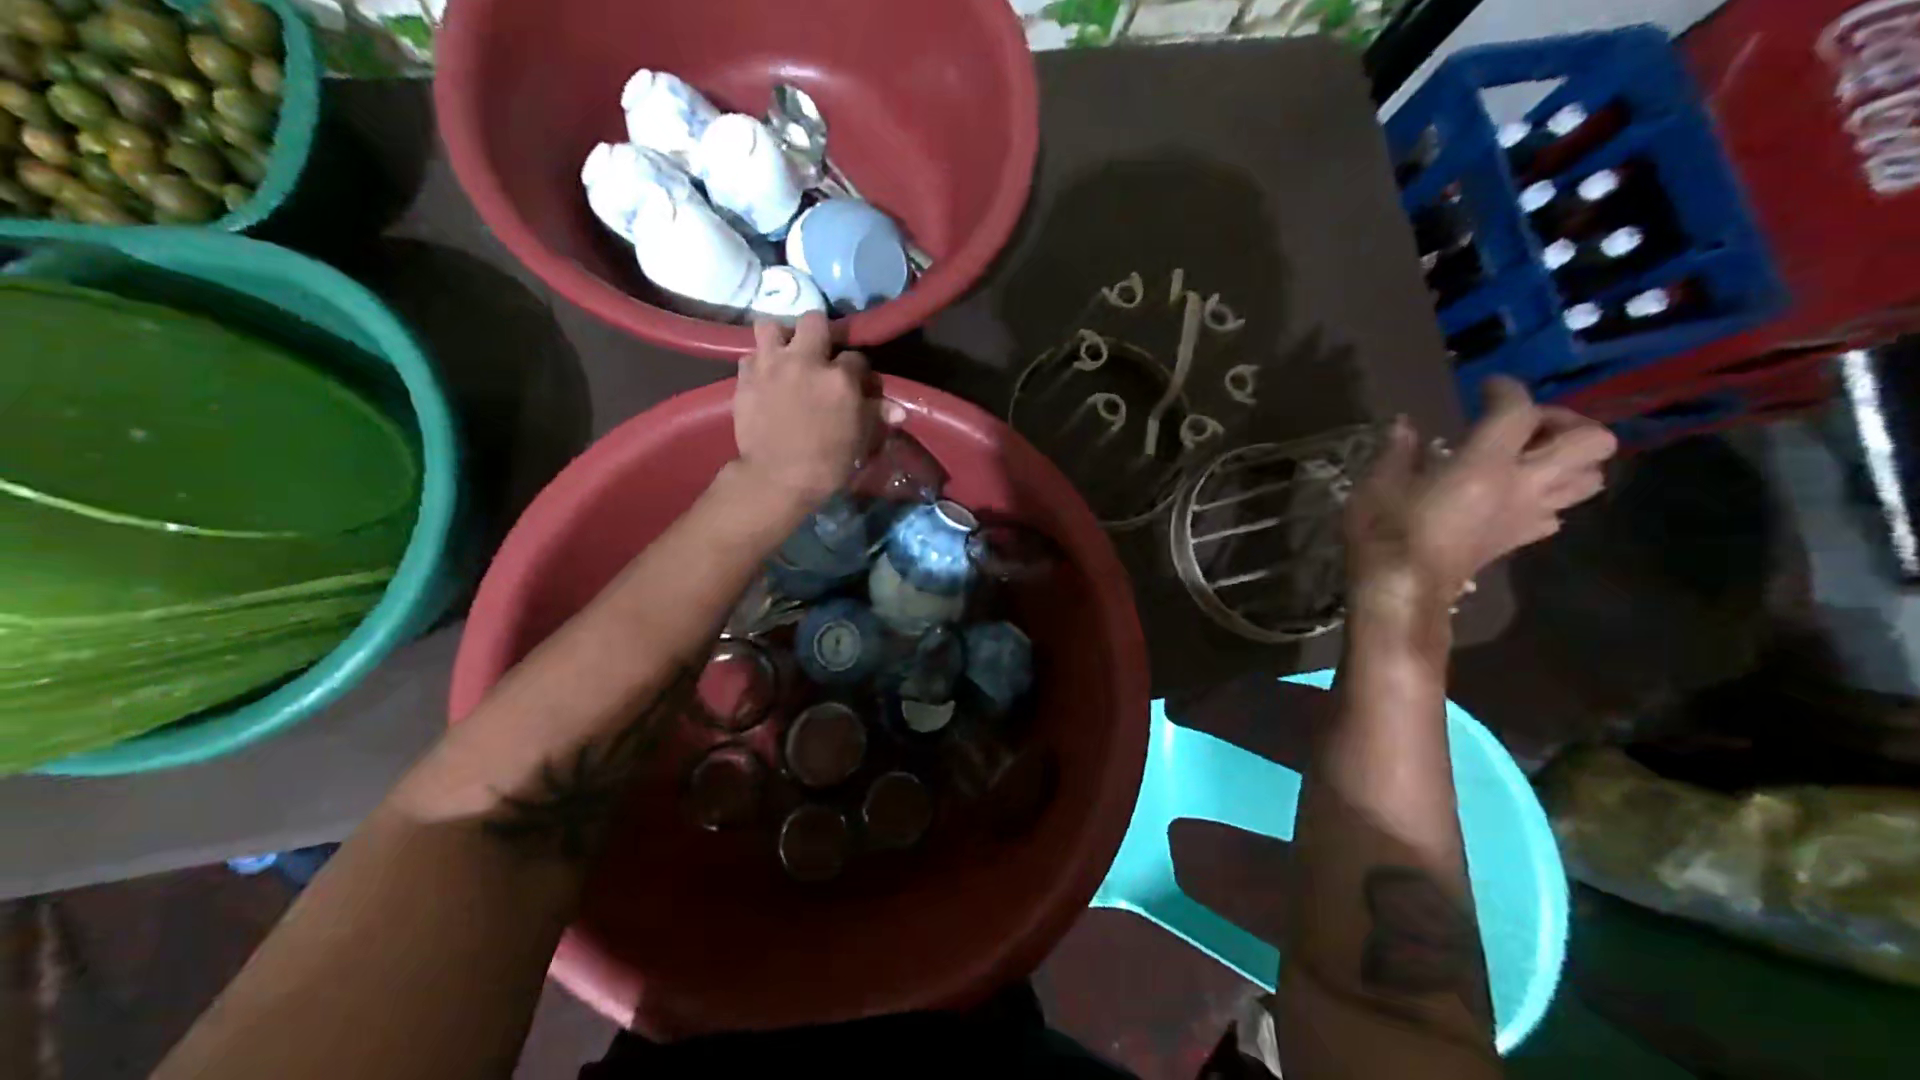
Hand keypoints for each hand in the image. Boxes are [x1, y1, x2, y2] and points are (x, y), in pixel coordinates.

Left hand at [734, 314, 884, 509]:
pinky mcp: (745, 379)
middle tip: (818, 353)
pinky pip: (749, 357)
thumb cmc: (826, 463)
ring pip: (770, 326)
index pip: (856, 357)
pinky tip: (765, 379)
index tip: (855, 382)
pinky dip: (758, 364)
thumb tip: (898, 410)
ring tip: (784, 355)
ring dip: (779, 337)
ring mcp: (771, 366)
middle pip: (813, 321)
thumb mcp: (859, 440)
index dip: (857, 369)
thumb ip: (876, 416)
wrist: (776, 479)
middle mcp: (805, 361)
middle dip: (818, 332)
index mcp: (840, 378)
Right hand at [1345, 377, 1616, 605]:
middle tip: (1524, 426)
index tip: (1486, 387)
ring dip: (1569, 460)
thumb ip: (1398, 450)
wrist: (1400, 589)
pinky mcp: (1520, 539)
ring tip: (1528, 457)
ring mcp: (1528, 515)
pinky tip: (1513, 496)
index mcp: (1484, 464)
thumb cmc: (1385, 532)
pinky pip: (1558, 511)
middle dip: (1565, 422)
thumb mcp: (1378, 484)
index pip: (1518, 411)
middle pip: (1591, 441)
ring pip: (1589, 478)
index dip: (1507, 390)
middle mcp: (1522, 485)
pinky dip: (1548, 496)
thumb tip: (1405, 425)